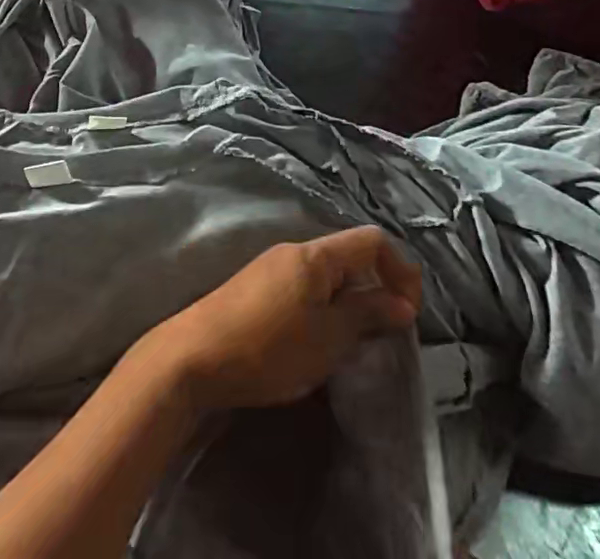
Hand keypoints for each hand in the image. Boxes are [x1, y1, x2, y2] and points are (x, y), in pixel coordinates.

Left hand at [129, 226, 423, 413]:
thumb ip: (367, 314)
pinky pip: (302, 289)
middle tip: (382, 334)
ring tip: (350, 344)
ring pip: (325, 276)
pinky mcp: (253, 290)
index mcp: (314, 255)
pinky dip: (322, 309)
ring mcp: (269, 269)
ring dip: (348, 303)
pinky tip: (314, 342)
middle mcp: (292, 252)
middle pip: (348, 257)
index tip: (408, 314)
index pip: (372, 240)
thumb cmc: (268, 346)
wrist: (191, 358)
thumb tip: (402, 303)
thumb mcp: (328, 337)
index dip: (400, 270)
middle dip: (374, 289)